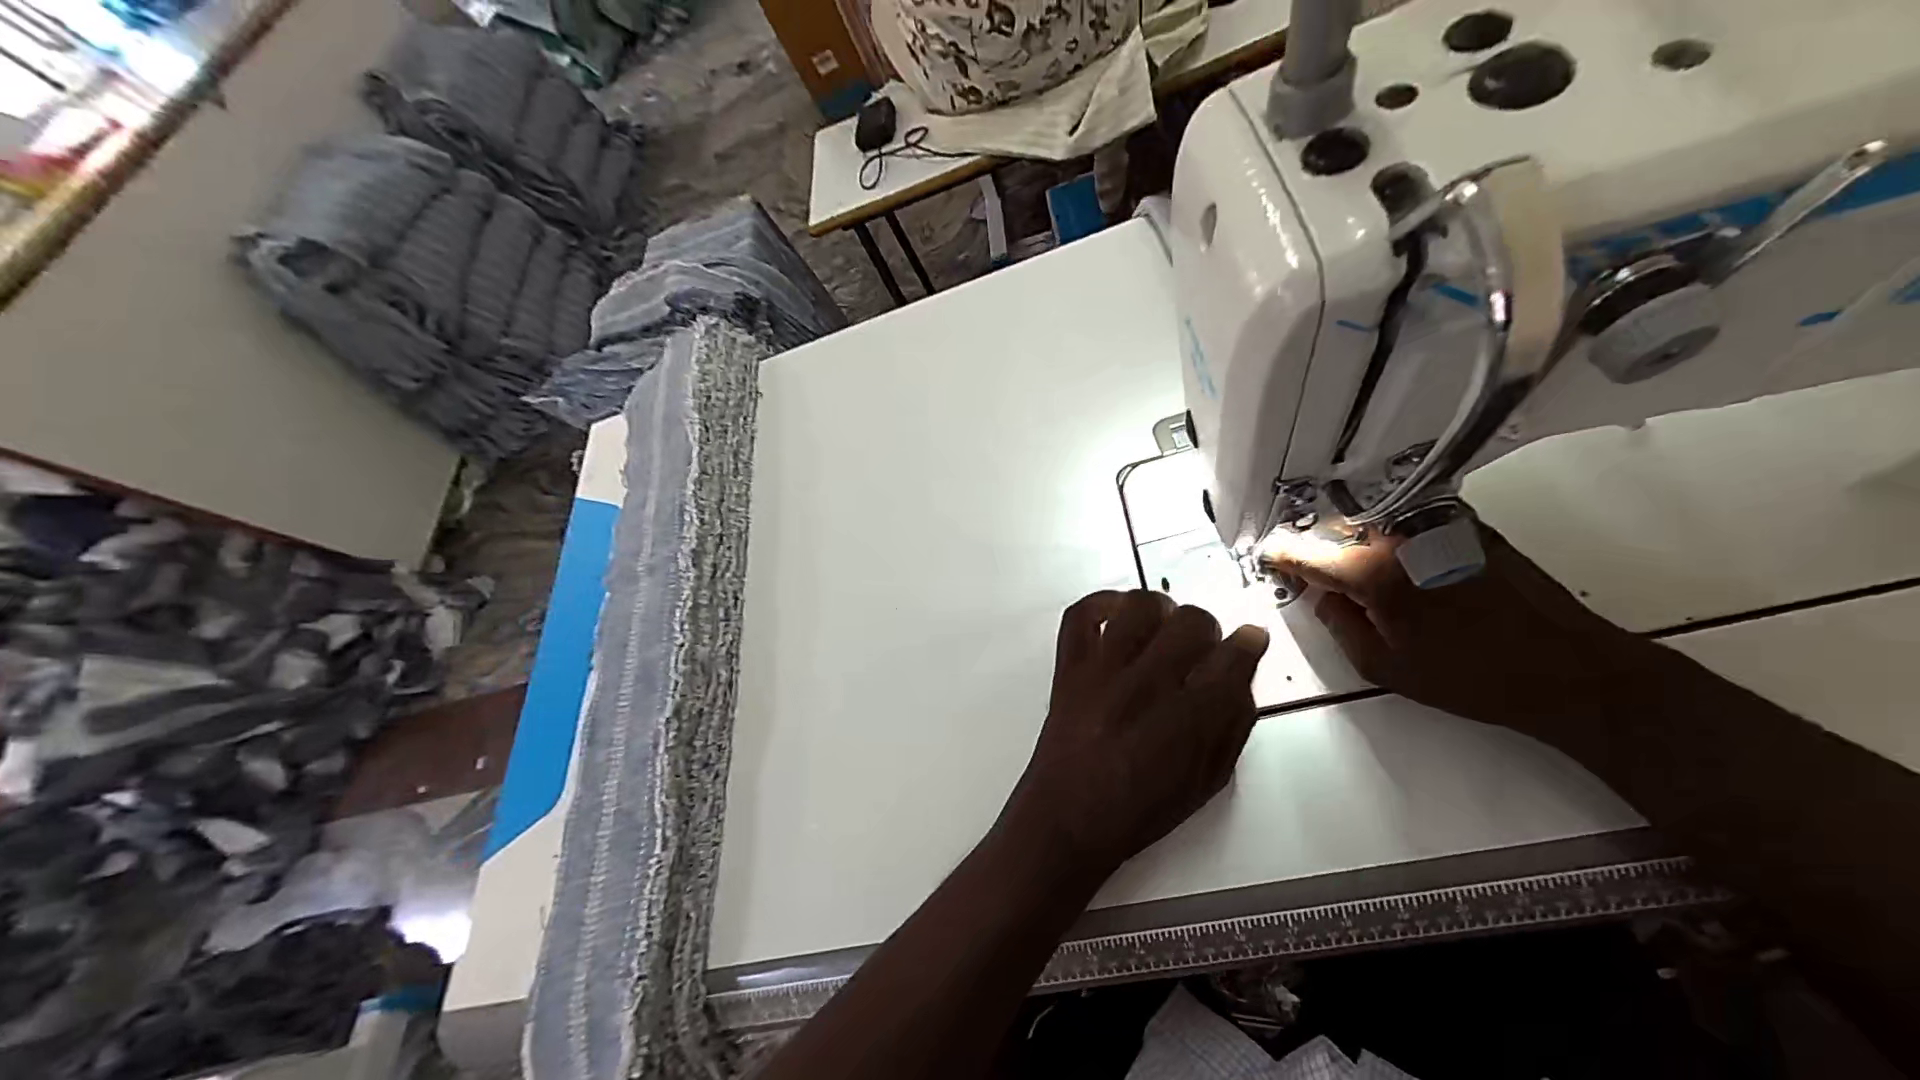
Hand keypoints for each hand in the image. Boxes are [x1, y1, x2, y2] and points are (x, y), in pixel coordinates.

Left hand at [1003, 590, 1269, 877]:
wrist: (1068, 817)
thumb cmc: (1139, 809)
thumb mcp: (1206, 781)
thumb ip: (1232, 726)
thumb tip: (1242, 679)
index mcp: (1188, 721)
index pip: (1233, 659)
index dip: (1249, 644)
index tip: (1250, 638)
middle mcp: (1146, 687)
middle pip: (1190, 623)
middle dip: (1207, 629)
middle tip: (1201, 646)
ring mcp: (1102, 672)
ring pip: (1139, 607)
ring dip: (1161, 610)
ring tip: (1163, 627)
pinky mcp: (1068, 667)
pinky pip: (1080, 614)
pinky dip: (1101, 604)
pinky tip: (1119, 615)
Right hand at [1261, 522, 1657, 731]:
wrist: (1570, 671)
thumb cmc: (1473, 676)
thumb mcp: (1383, 665)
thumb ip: (1338, 625)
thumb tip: (1325, 598)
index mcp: (1373, 572)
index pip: (1306, 553)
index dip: (1280, 555)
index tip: (1267, 557)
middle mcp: (1403, 536)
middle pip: (1339, 530)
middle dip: (1321, 549)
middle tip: (1316, 577)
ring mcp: (1440, 525)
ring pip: (1376, 523)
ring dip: (1358, 543)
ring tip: (1366, 579)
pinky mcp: (1470, 526)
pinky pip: (1412, 524)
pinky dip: (1395, 540)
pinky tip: (1409, 572)